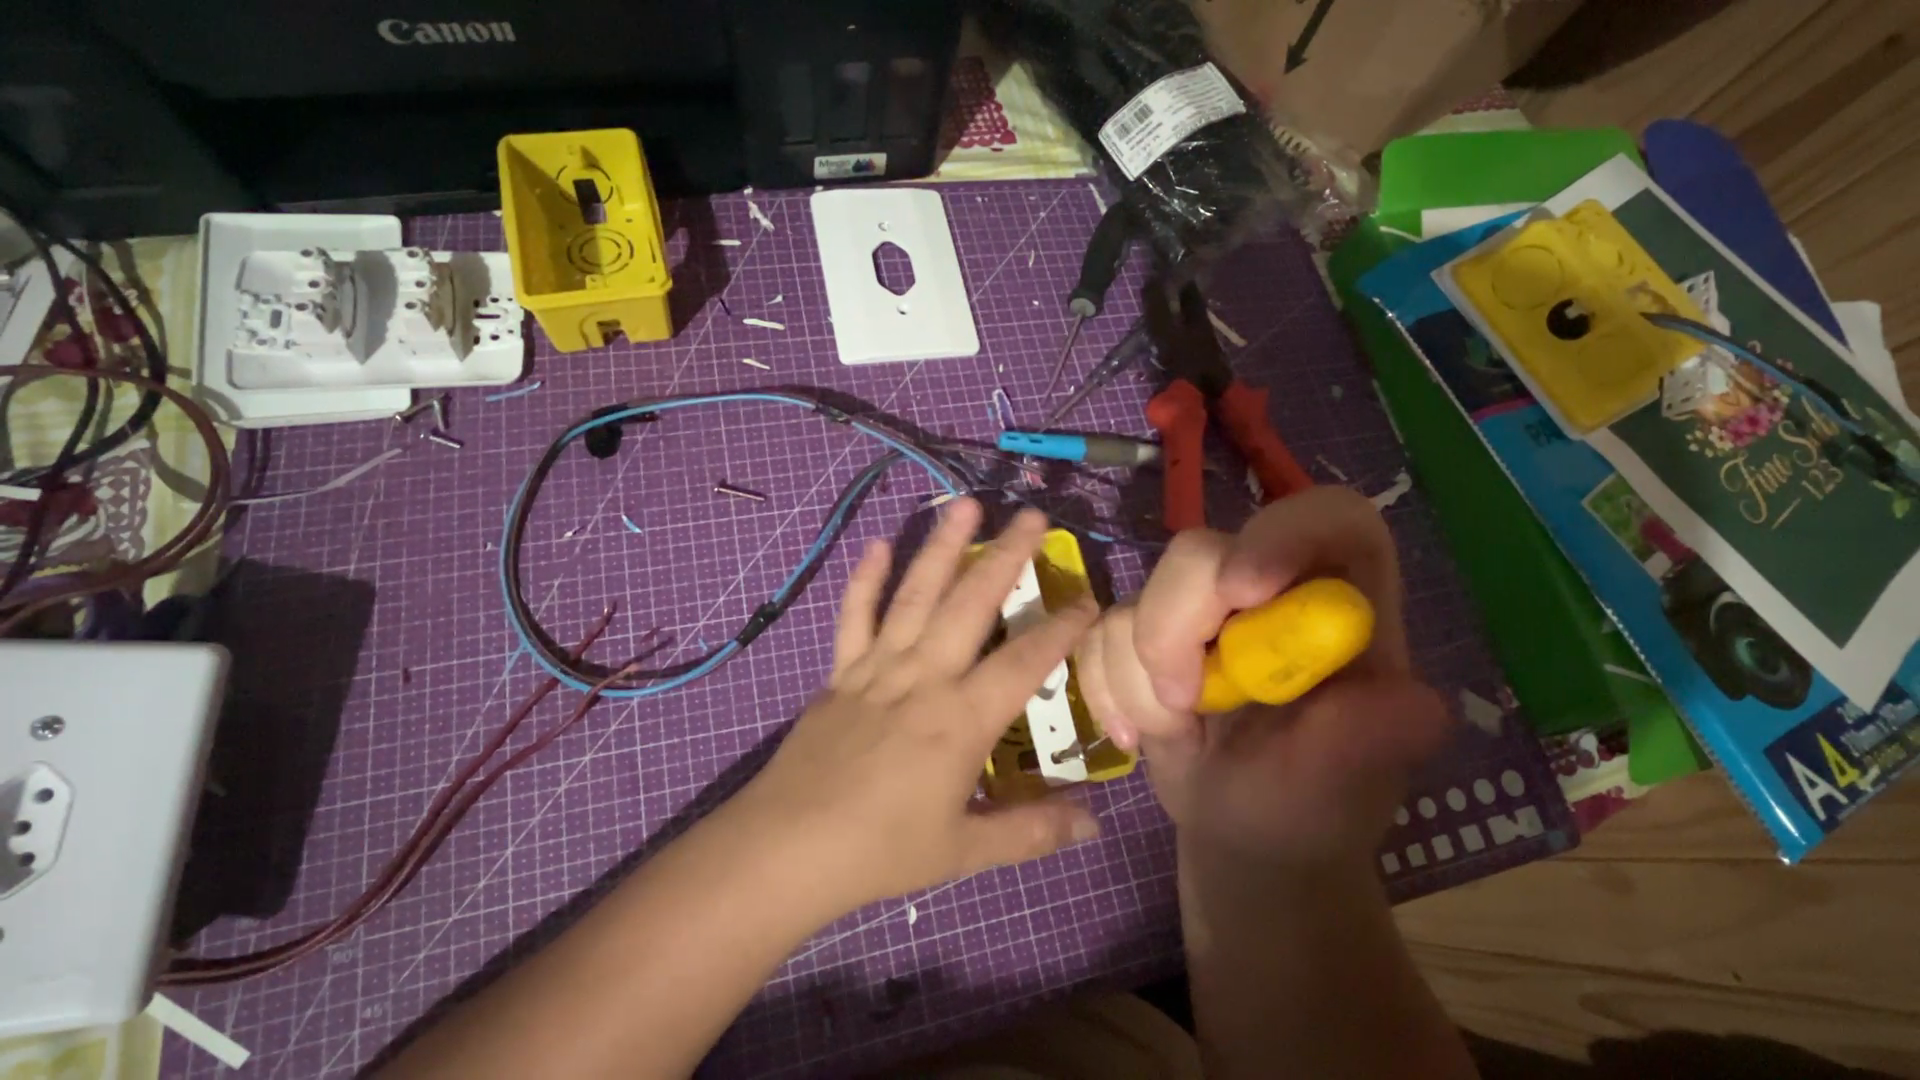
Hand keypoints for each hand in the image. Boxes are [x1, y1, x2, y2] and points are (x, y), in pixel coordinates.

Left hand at [731, 499, 1100, 914]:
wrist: (787, 847)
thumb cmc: (881, 851)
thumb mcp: (965, 851)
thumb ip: (1032, 832)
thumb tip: (1094, 823)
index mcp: (961, 720)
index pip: (1025, 661)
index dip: (1061, 628)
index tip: (1089, 599)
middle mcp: (923, 678)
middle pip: (970, 605)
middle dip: (1007, 557)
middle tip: (1033, 514)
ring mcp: (877, 669)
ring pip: (915, 595)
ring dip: (941, 547)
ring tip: (965, 505)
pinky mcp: (839, 675)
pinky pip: (854, 617)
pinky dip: (866, 580)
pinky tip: (879, 544)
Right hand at [1074, 487, 1450, 864]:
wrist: (1244, 837)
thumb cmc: (1312, 805)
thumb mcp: (1354, 779)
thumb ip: (1379, 736)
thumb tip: (1416, 704)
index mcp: (1338, 601)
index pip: (1324, 518)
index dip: (1281, 533)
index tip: (1242, 592)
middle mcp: (1266, 588)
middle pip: (1200, 551)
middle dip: (1174, 627)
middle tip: (1183, 702)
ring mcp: (1199, 609)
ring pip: (1138, 596)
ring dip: (1138, 679)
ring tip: (1174, 737)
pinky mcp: (1145, 631)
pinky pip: (1099, 633)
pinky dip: (1105, 689)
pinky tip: (1135, 736)